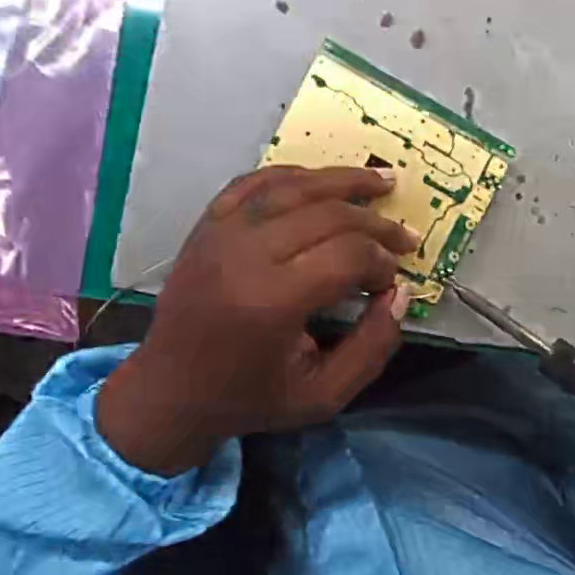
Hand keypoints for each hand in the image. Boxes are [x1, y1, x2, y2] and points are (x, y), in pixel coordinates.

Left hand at [97, 166, 419, 474]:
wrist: (170, 390)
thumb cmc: (247, 398)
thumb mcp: (323, 396)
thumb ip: (372, 348)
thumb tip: (401, 293)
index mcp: (271, 302)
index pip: (347, 256)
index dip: (382, 262)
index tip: (393, 281)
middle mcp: (244, 255)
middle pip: (327, 215)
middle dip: (374, 224)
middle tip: (404, 237)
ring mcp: (220, 234)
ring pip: (292, 187)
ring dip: (342, 180)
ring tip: (382, 181)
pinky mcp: (205, 226)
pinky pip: (254, 183)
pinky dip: (292, 175)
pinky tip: (320, 180)